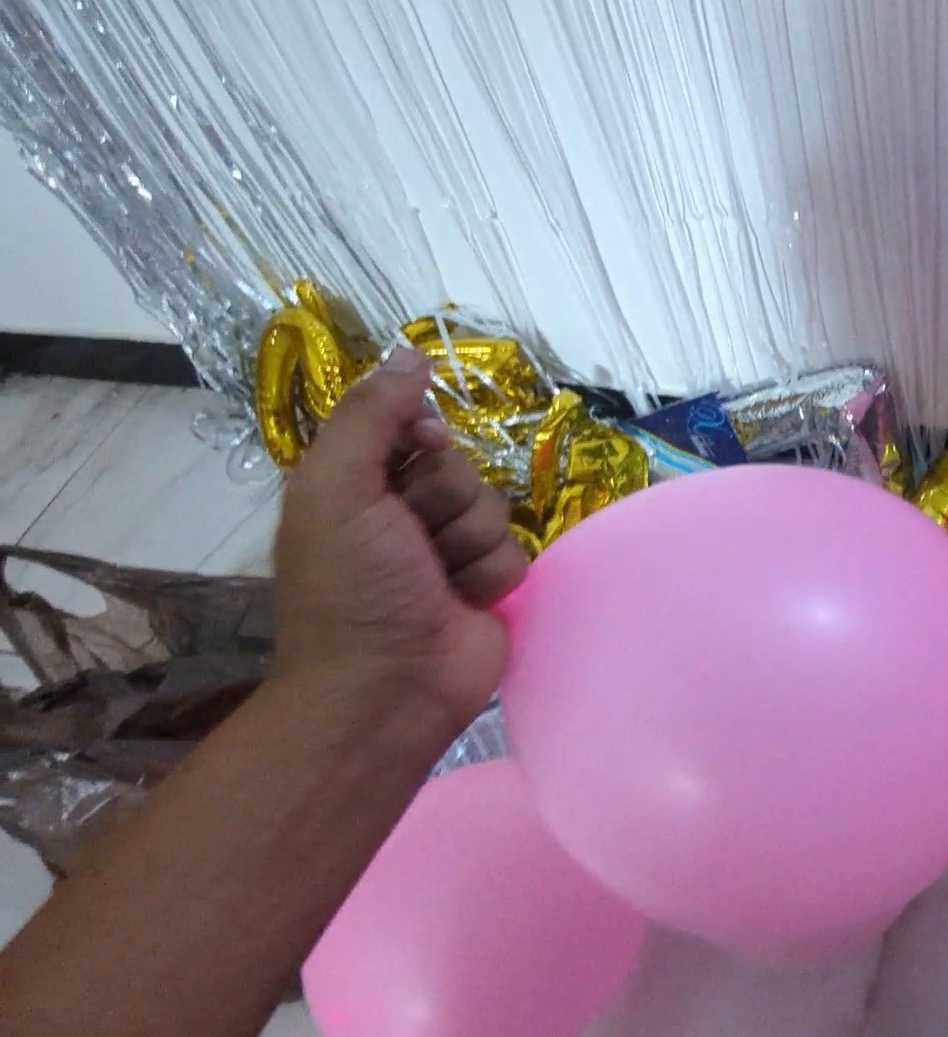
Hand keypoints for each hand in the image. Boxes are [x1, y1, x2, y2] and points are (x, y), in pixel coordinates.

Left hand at [272, 347, 527, 729]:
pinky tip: (467, 602)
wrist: (389, 682)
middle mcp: (406, 514)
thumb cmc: (353, 586)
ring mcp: (453, 551)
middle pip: (463, 469)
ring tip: (440, 580)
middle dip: (448, 500)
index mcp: (359, 486)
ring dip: (471, 544)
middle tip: (415, 537)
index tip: (418, 452)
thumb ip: (372, 418)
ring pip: (496, 510)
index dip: (424, 437)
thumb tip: (410, 353)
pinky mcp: (492, 584)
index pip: (414, 428)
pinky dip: (494, 577)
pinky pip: (518, 552)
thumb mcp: (340, 490)